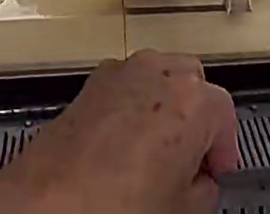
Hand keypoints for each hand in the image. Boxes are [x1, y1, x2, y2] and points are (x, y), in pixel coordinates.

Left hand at [0, 50, 239, 213]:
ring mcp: (125, 70)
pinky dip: (133, 105)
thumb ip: (202, 191)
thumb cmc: (115, 209)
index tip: (216, 172)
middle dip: (196, 117)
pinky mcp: (94, 81)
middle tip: (190, 160)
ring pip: (160, 77)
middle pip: (194, 83)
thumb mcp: (178, 213)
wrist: (44, 209)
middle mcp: (162, 71)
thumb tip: (199, 182)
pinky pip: (128, 85)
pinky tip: (122, 145)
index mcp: (194, 100)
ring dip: (165, 105)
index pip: (224, 113)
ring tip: (155, 151)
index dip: (223, 147)